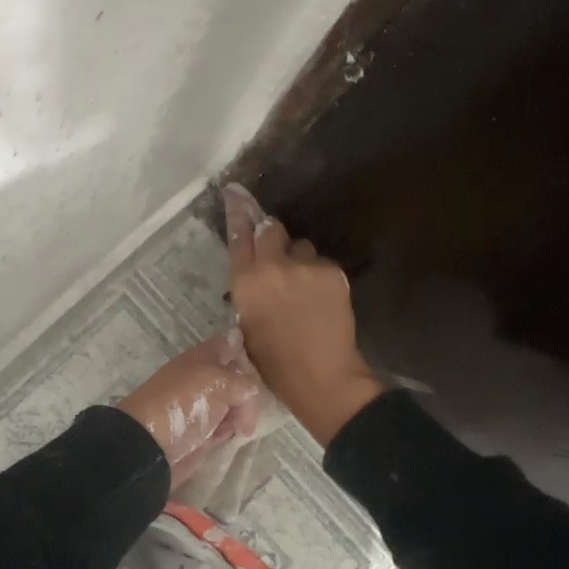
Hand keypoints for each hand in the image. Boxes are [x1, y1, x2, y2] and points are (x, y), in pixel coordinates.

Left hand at [118, 330, 261, 486]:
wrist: (149, 444)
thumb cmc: (183, 404)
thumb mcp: (218, 382)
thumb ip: (241, 381)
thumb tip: (250, 390)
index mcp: (202, 359)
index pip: (227, 343)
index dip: (242, 341)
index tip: (259, 347)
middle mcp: (203, 379)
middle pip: (235, 377)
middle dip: (248, 390)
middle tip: (251, 408)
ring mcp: (201, 407)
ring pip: (233, 403)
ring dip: (241, 413)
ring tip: (240, 426)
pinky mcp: (201, 433)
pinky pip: (225, 426)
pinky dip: (230, 430)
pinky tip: (230, 435)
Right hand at [222, 182, 382, 445]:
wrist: (320, 376)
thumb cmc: (274, 363)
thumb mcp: (246, 325)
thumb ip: (249, 292)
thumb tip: (256, 275)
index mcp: (244, 283)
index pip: (239, 236)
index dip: (238, 212)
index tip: (235, 192)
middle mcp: (272, 266)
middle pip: (271, 229)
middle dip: (271, 237)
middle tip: (276, 258)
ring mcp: (305, 267)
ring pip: (301, 247)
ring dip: (298, 259)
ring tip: (302, 288)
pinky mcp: (333, 272)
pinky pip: (322, 264)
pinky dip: (319, 276)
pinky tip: (320, 300)